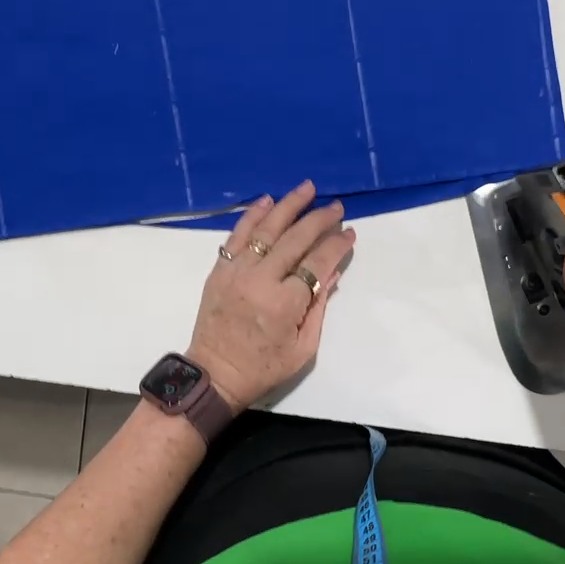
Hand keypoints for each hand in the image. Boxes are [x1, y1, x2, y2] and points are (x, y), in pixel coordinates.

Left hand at [187, 181, 354, 410]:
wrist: (214, 375)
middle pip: (295, 239)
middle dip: (319, 220)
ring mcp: (237, 271)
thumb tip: (332, 272)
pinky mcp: (219, 270)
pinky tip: (267, 201)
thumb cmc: (264, 368)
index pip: (318, 263)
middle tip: (336, 207)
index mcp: (285, 303)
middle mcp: (261, 280)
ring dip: (288, 206)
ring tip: (307, 188)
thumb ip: (319, 308)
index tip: (349, 233)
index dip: (337, 245)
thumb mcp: (303, 348)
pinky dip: (252, 215)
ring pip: (266, 229)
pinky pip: (237, 235)